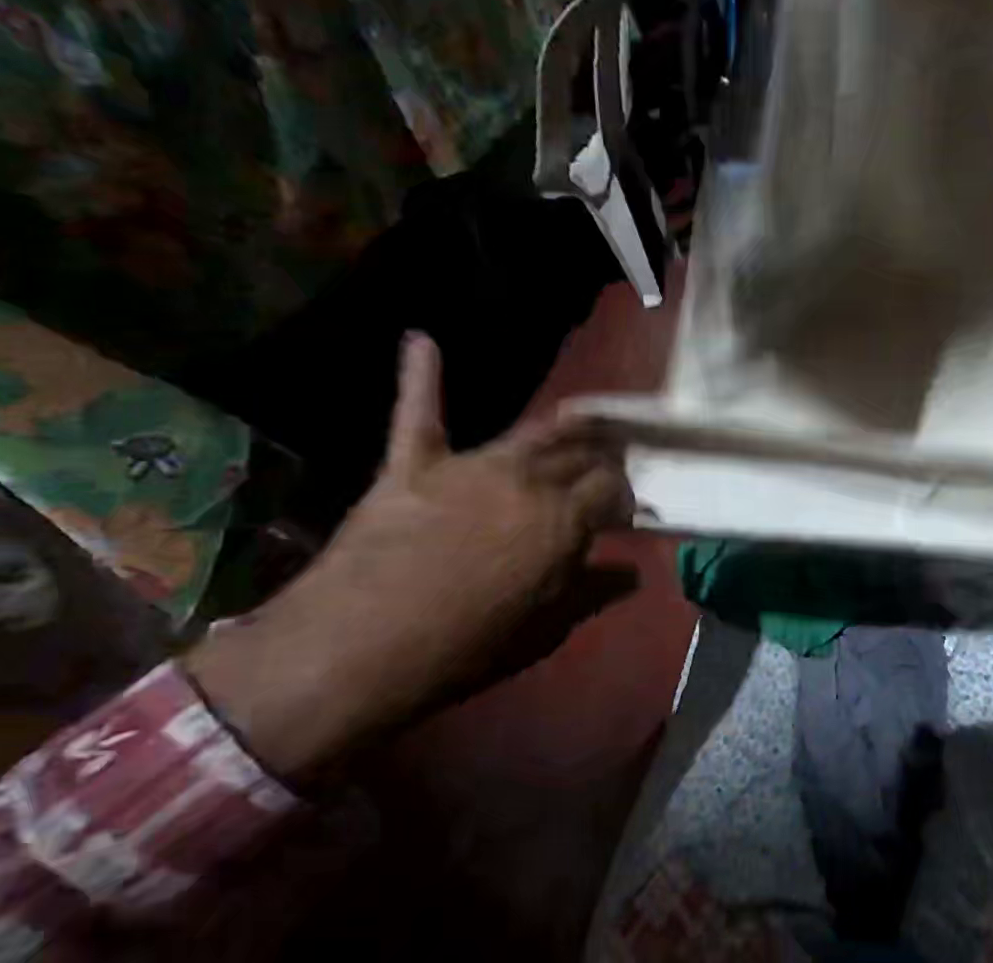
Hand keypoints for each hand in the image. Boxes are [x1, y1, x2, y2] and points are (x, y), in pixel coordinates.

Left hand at [185, 334, 634, 778]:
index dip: (624, 496)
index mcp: (563, 521)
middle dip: (603, 456)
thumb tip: (633, 573)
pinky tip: (421, 341)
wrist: (358, 651)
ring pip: (530, 432)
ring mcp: (468, 467)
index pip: (611, 489)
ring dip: (562, 426)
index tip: (624, 512)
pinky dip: (420, 376)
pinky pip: (418, 412)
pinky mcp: (412, 464)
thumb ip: (592, 592)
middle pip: (578, 454)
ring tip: (580, 421)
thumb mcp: (543, 631)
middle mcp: (526, 480)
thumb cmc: (465, 651)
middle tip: (610, 464)